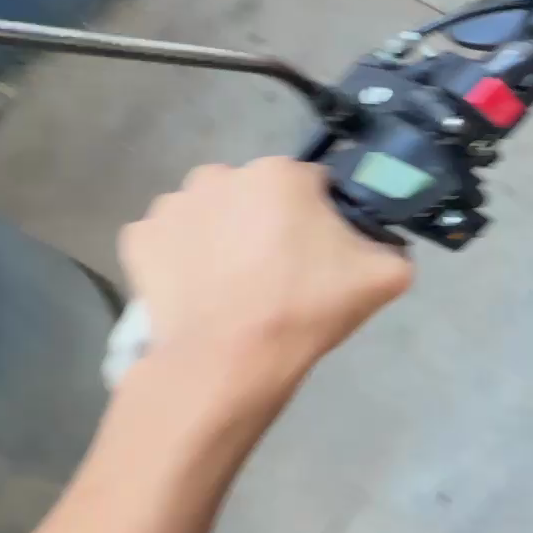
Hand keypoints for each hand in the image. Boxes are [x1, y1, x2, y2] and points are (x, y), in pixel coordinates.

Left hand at [118, 158, 413, 398]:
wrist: (229, 358)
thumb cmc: (310, 306)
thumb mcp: (389, 276)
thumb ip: (394, 248)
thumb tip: (382, 246)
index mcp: (282, 174)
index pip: (318, 185)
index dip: (330, 217)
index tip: (332, 252)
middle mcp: (221, 175)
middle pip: (263, 195)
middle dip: (277, 221)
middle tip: (291, 269)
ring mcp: (171, 206)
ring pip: (218, 213)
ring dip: (232, 235)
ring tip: (247, 282)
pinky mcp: (138, 239)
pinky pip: (178, 239)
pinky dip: (193, 256)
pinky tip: (211, 288)